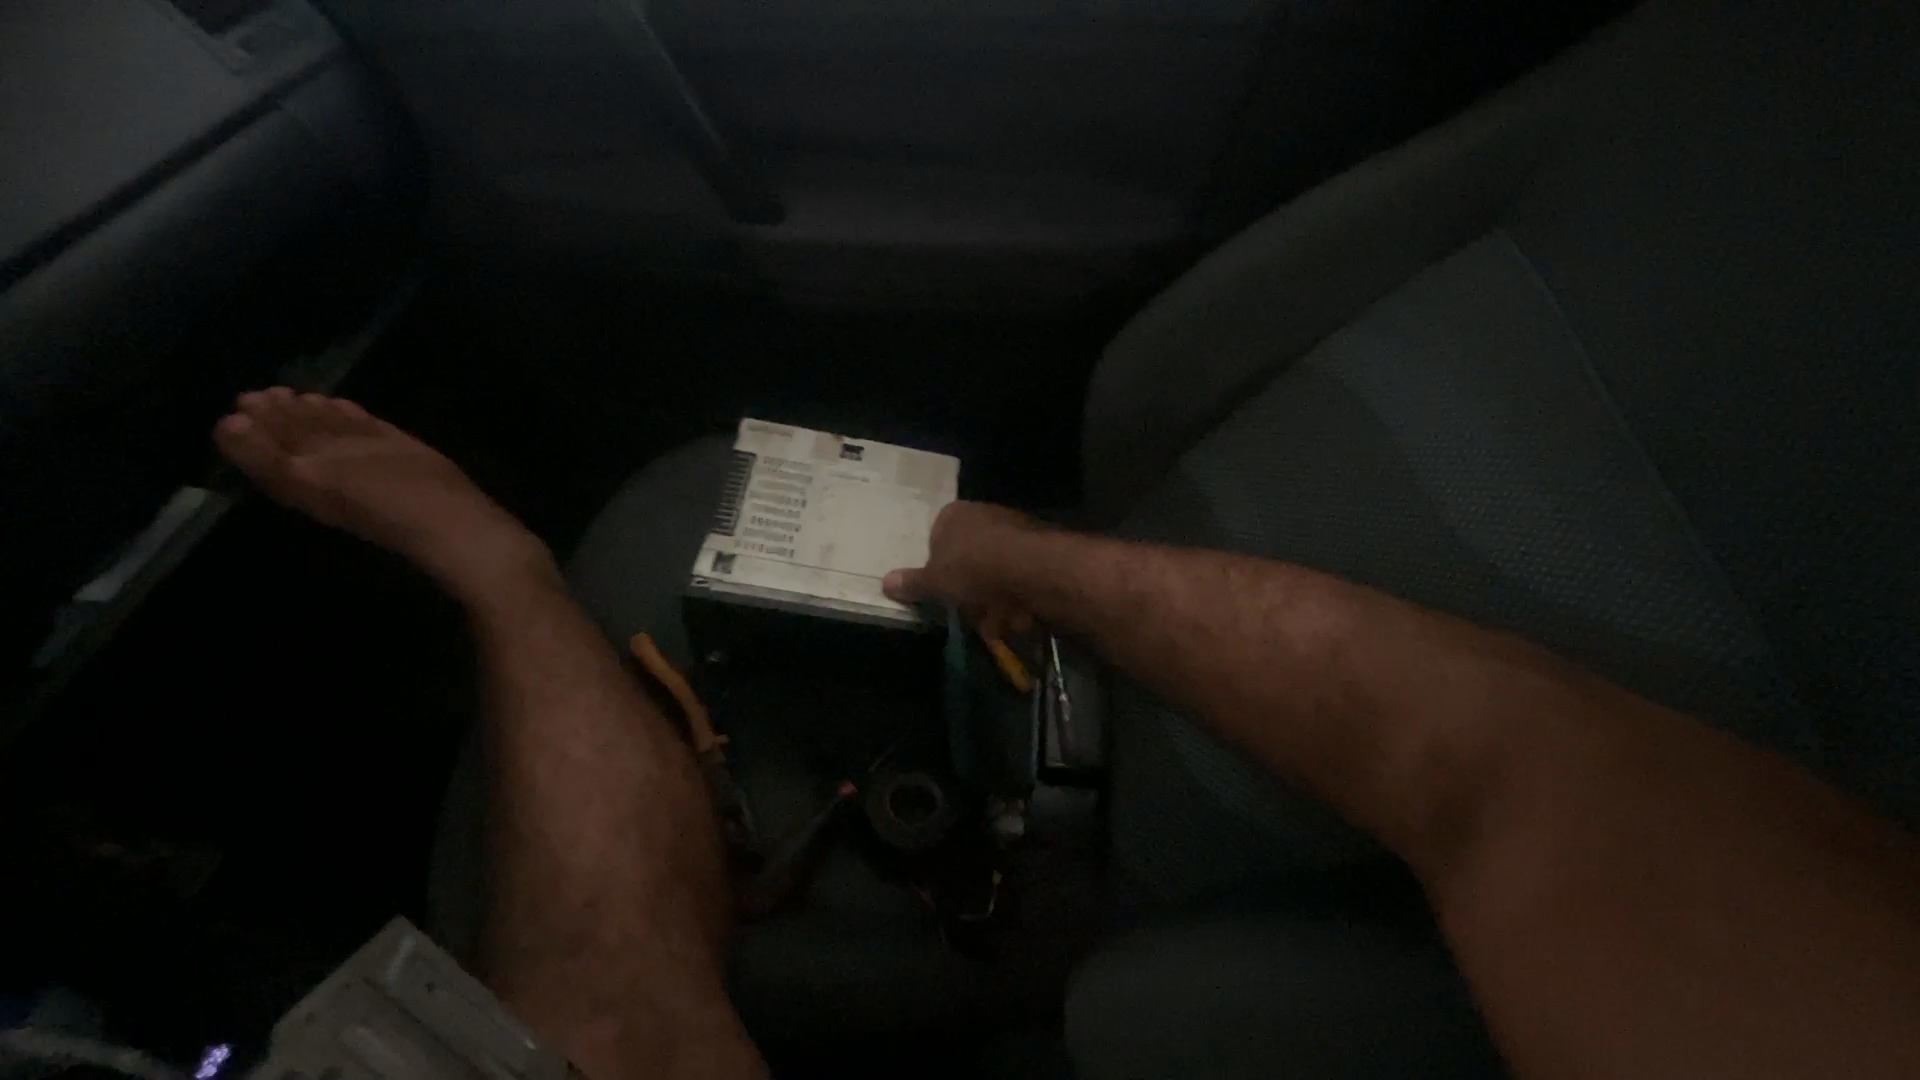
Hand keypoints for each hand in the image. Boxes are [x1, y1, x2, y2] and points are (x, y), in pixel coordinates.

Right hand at [884, 501, 1046, 639]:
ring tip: (993, 617)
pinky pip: (1020, 577)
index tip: (940, 589)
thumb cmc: (973, 569)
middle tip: (965, 607)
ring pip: (996, 566)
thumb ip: (912, 583)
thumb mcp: (934, 582)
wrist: (1035, 570)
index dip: (937, 565)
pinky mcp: (1042, 548)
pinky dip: (1016, 596)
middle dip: (968, 581)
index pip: (937, 537)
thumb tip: (886, 582)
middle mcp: (985, 513)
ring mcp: (1016, 527)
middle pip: (969, 552)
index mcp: (954, 514)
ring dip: (993, 593)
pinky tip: (1017, 614)